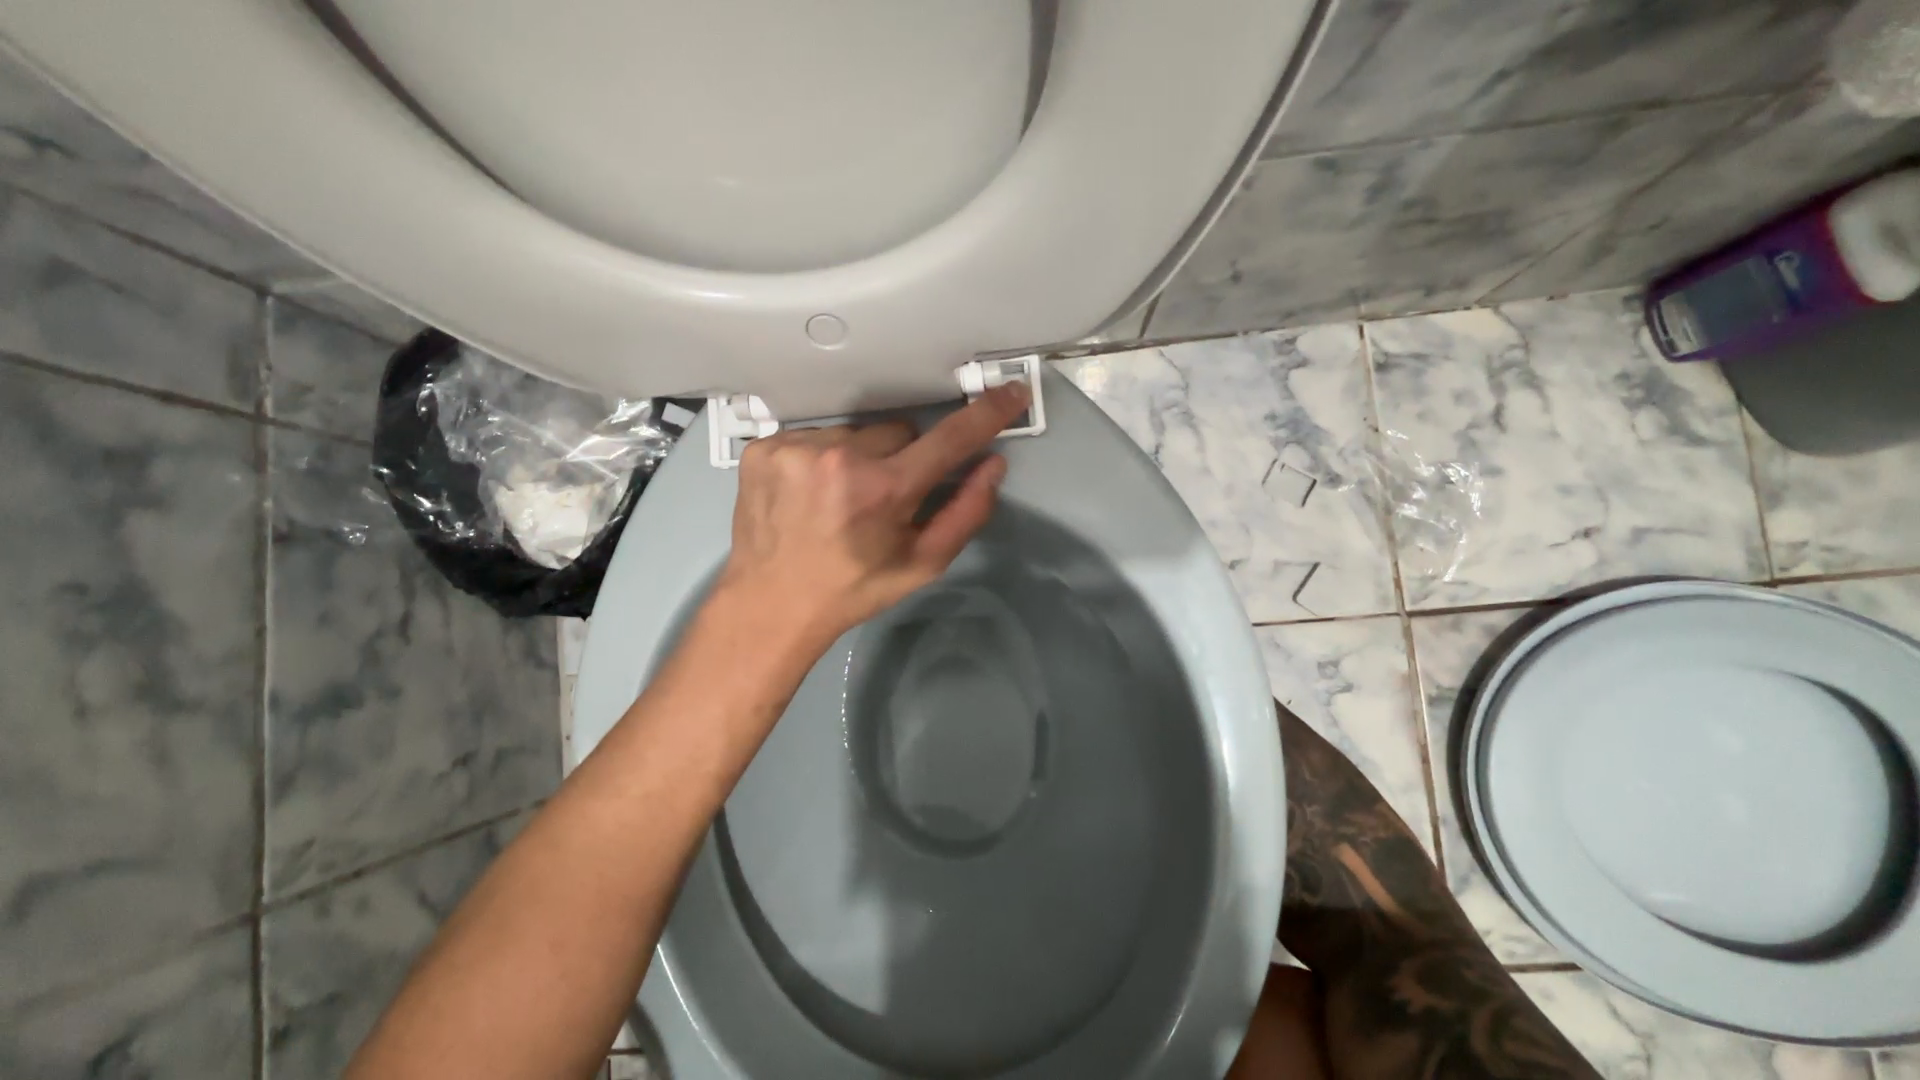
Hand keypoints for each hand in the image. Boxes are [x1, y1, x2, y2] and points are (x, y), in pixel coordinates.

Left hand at [717, 382, 1031, 646]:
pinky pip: (814, 434)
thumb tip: (993, 464)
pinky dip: (820, 457)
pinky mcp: (765, 446)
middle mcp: (838, 457)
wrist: (770, 604)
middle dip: (901, 459)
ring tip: (838, 498)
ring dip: (857, 456)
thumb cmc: (853, 588)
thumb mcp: (921, 565)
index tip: (1011, 392)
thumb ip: (966, 512)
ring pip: (854, 431)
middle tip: (882, 499)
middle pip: (898, 431)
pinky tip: (809, 492)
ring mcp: (795, 447)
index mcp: (882, 490)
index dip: (987, 414)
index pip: (948, 439)